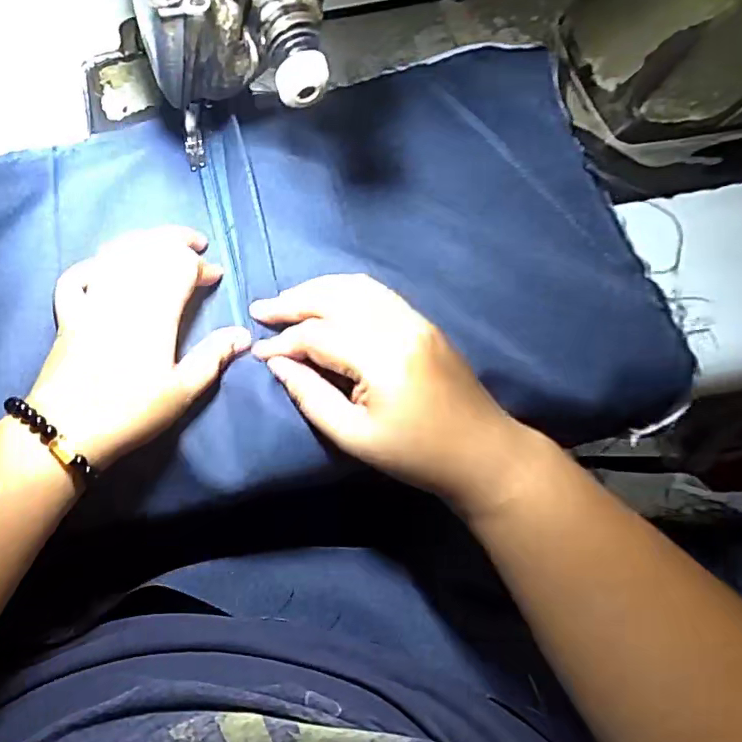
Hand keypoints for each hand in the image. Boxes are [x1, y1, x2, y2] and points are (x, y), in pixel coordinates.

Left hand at [25, 226, 251, 470]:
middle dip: (175, 239)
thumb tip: (243, 335)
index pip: (181, 265)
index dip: (202, 266)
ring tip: (159, 246)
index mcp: (155, 310)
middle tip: (195, 244)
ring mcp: (90, 299)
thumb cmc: (131, 411)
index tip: (215, 277)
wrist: (67, 427)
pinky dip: (93, 264)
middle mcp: (122, 293)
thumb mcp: (182, 390)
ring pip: (115, 252)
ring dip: (141, 241)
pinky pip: (77, 275)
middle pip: (149, 246)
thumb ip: (213, 357)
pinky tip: (105, 267)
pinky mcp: (67, 313)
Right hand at [251, 274, 550, 515]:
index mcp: (382, 358)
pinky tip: (325, 301)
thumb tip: (277, 364)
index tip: (258, 353)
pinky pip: (377, 293)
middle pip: (335, 298)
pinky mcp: (423, 322)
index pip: (318, 335)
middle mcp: (399, 326)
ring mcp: (415, 319)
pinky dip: (344, 291)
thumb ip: (310, 396)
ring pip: (356, 287)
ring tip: (287, 302)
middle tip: (260, 309)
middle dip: (294, 301)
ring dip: (317, 290)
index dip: (283, 342)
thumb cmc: (414, 454)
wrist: (482, 452)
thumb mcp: (353, 436)